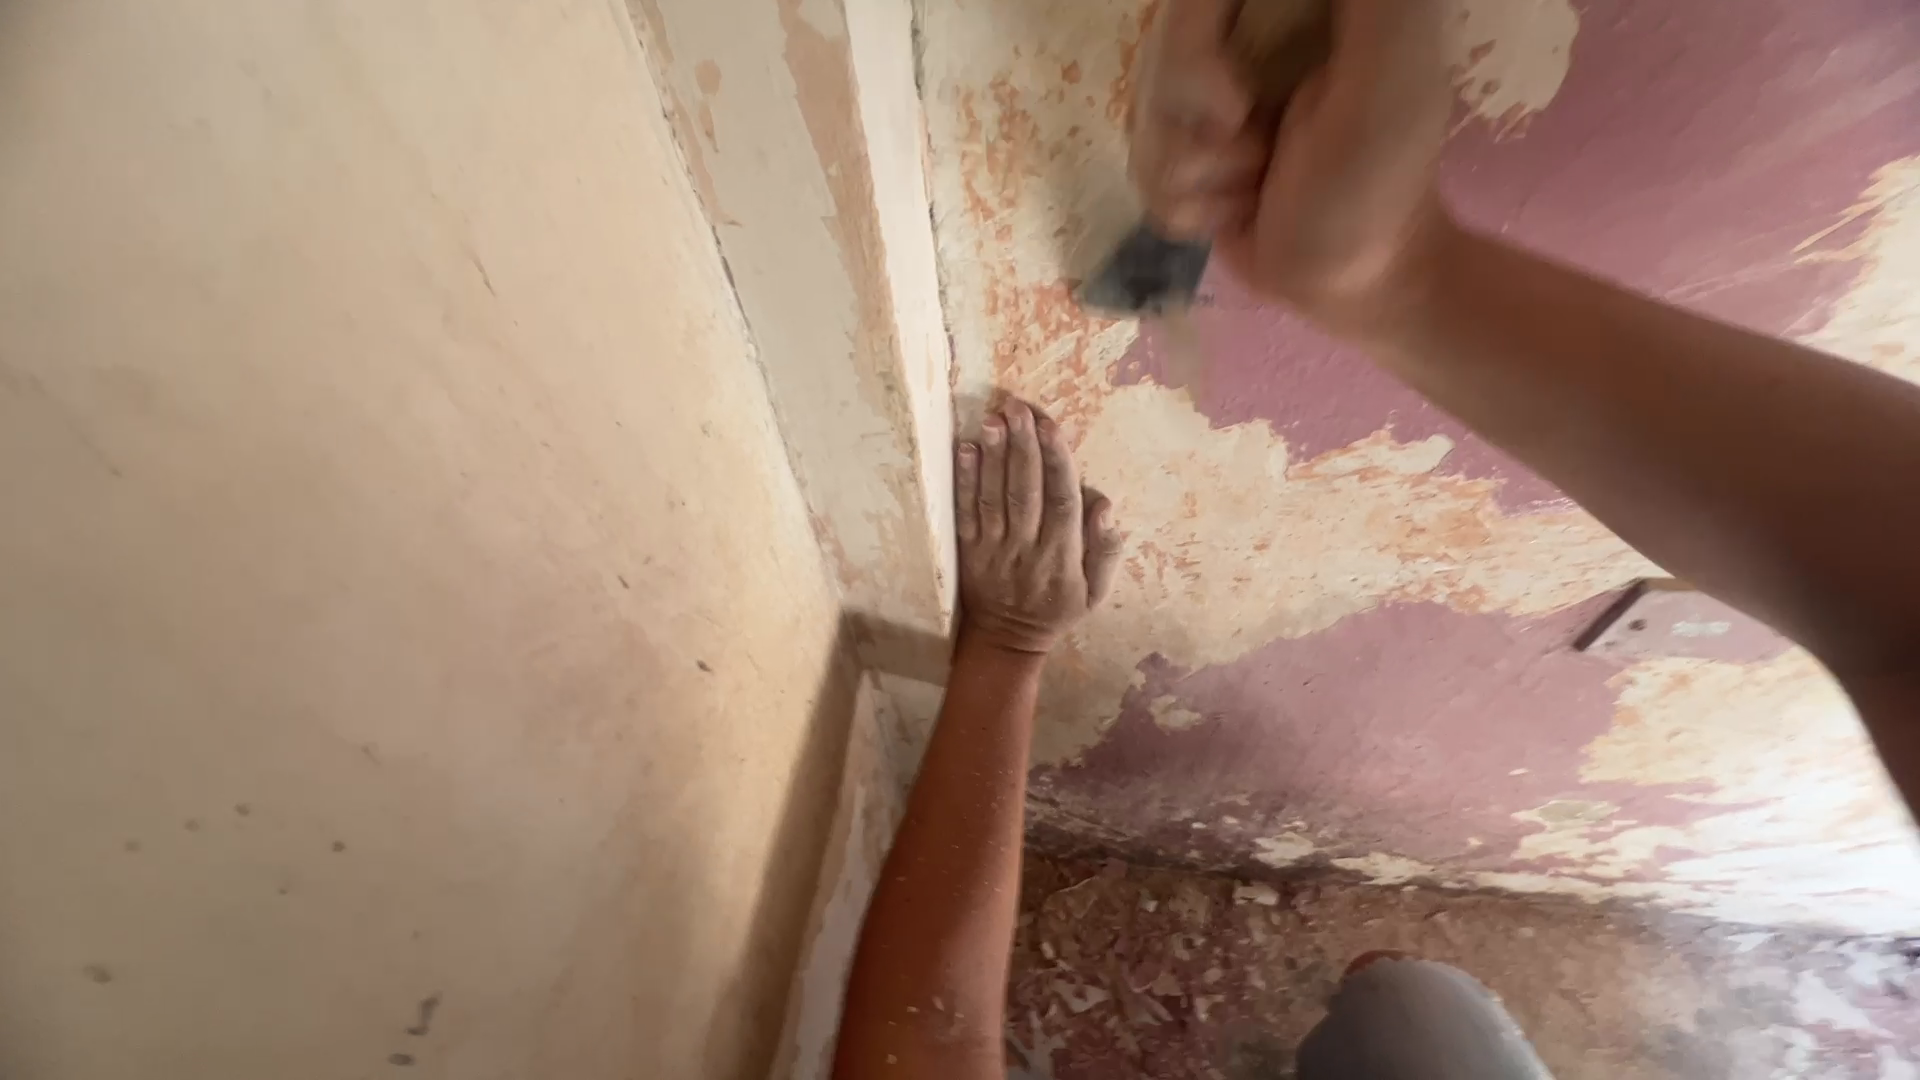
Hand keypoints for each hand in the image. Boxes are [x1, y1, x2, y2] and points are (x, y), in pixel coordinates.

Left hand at [955, 399, 1122, 654]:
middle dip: (1023, 446)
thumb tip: (1106, 506)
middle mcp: (1026, 549)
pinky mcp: (968, 551)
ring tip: (994, 418)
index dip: (1058, 462)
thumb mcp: (1095, 593)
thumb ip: (1104, 551)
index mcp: (1062, 557)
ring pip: (994, 497)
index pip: (1062, 501)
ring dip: (994, 455)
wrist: (1006, 641)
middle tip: (1019, 407)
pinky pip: (966, 512)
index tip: (1053, 426)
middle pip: (1026, 491)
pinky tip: (965, 449)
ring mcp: (993, 550)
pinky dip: (965, 480)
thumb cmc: (1056, 611)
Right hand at [1130, 0, 1453, 327]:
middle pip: (1158, 62)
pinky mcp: (1186, 161)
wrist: (1345, 283)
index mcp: (1290, 8)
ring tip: (1253, 191)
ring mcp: (1207, 109)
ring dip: (1198, 180)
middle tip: (1256, 158)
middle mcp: (1241, 47)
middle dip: (1199, 133)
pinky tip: (1232, 214)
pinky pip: (1142, 176)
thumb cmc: (1374, 187)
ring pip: (1142, 126)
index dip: (1192, 49)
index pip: (1195, 3)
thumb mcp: (1391, 73)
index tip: (1233, 106)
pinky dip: (1186, 211)